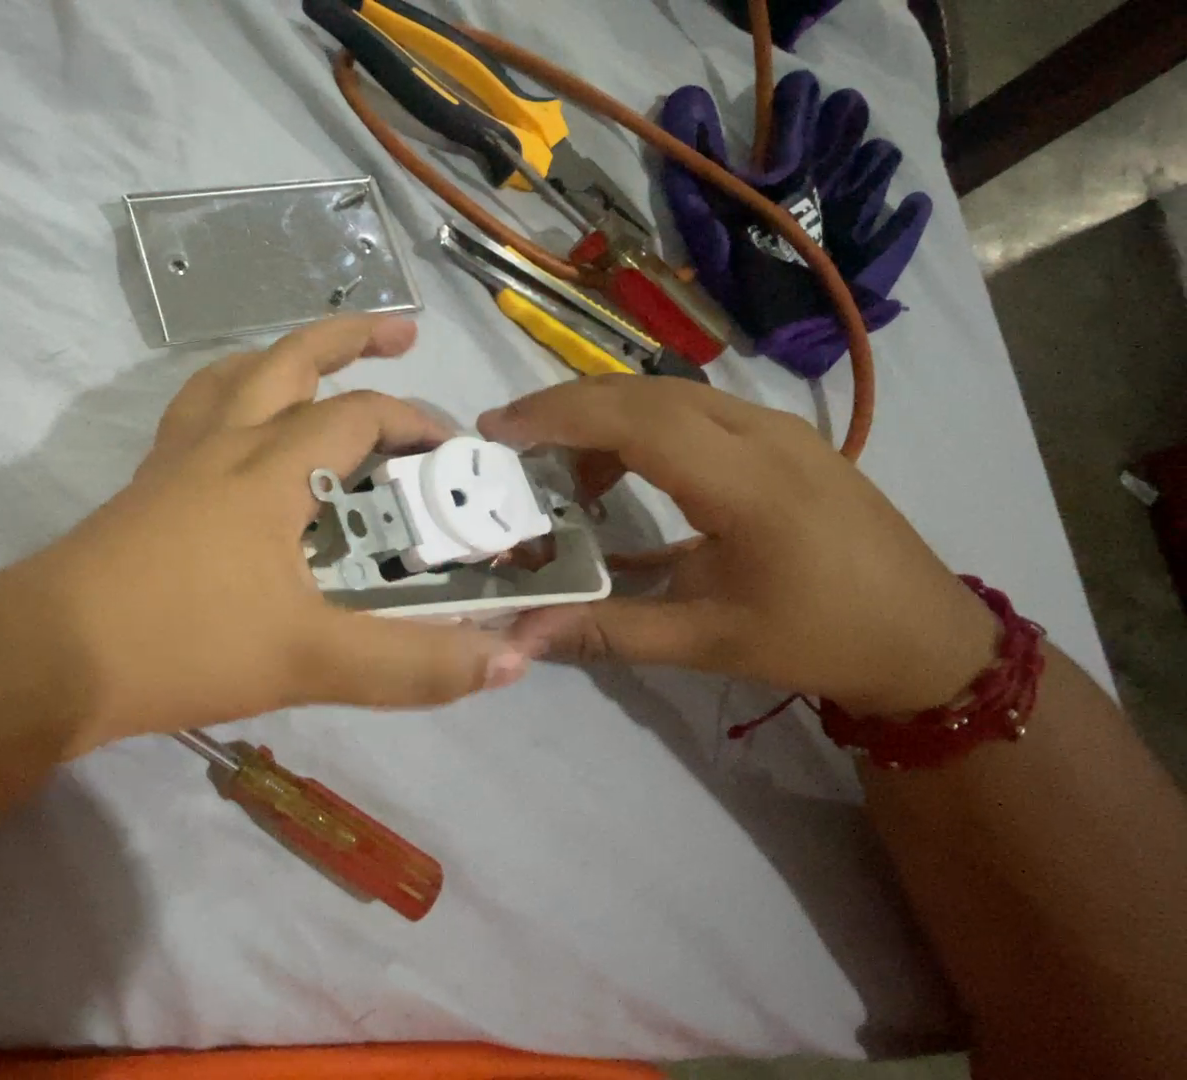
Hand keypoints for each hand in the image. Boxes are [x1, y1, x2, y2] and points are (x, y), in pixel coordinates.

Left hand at [17, 315, 527, 752]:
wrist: (51, 656)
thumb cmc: (183, 644)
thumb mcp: (310, 661)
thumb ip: (411, 665)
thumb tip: (508, 663)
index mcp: (271, 468)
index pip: (360, 415)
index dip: (416, 421)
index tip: (454, 452)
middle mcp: (221, 445)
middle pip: (288, 361)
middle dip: (348, 337)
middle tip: (398, 330)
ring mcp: (171, 463)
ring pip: (227, 379)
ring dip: (276, 360)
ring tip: (308, 371)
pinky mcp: (139, 491)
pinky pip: (189, 419)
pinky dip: (224, 404)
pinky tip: (230, 443)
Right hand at [480, 376, 998, 714]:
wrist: (929, 638)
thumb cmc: (818, 640)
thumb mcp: (706, 642)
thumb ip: (605, 630)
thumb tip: (518, 635)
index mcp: (750, 486)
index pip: (640, 422)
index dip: (561, 417)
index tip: (497, 430)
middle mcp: (765, 437)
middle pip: (646, 391)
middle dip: (566, 405)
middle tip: (505, 437)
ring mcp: (779, 431)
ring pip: (668, 392)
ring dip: (600, 413)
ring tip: (550, 461)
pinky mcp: (782, 438)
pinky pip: (693, 409)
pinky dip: (636, 424)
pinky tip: (614, 470)